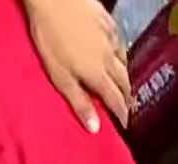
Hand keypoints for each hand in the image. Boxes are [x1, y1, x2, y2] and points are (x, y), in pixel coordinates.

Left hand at [22, 0, 131, 132]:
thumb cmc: (50, 35)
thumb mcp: (60, 75)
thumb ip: (79, 102)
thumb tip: (96, 129)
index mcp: (98, 76)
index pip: (115, 101)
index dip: (122, 114)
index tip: (125, 124)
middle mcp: (109, 60)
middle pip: (124, 83)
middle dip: (127, 97)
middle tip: (127, 106)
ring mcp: (109, 38)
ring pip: (124, 62)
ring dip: (126, 76)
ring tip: (124, 83)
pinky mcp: (105, 19)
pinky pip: (118, 41)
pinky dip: (120, 52)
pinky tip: (116, 52)